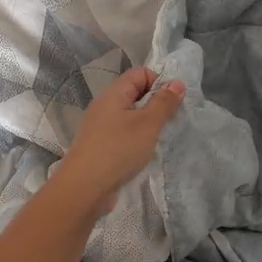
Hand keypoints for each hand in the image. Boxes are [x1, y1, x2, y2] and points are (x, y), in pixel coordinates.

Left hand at [57, 65, 185, 211]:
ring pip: (131, 116)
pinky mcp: (101, 147)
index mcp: (114, 94)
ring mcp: (101, 127)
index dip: (159, 82)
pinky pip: (124, 134)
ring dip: (148, 125)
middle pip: (136, 94)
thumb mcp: (148, 123)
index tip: (172, 103)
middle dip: (156, 105)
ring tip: (158, 139)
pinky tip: (144, 154)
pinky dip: (137, 140)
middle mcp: (105, 106)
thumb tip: (177, 83)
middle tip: (170, 122)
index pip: (140, 73)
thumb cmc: (118, 149)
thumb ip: (164, 102)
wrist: (84, 188)